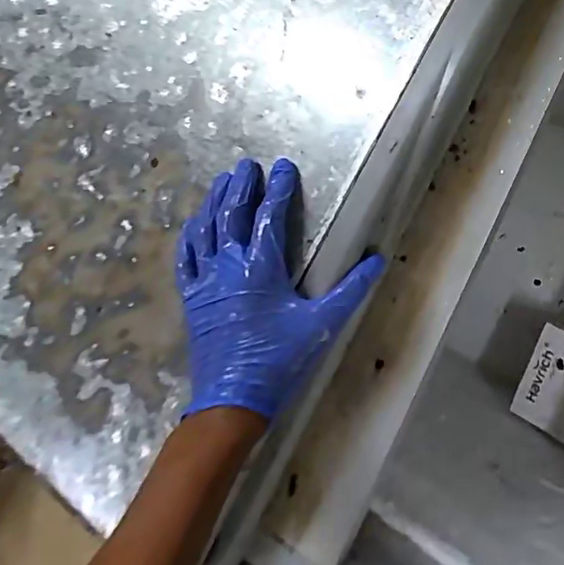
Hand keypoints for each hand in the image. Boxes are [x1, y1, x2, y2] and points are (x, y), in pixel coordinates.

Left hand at [176, 158, 385, 419]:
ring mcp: (206, 280)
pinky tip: (194, 223)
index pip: (270, 215)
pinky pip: (186, 257)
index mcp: (261, 267)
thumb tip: (377, 259)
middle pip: (233, 213)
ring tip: (223, 181)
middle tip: (247, 165)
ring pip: (207, 229)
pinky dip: (190, 235)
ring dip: (215, 201)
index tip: (283, 166)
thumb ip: (350, 289)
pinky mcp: (192, 297)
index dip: (278, 188)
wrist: (231, 399)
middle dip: (241, 186)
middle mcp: (229, 265)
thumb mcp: (321, 324)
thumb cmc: (279, 360)